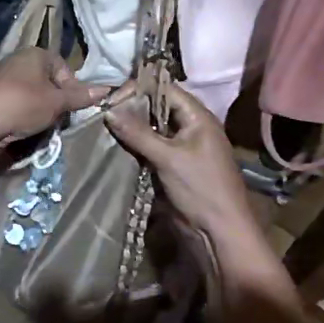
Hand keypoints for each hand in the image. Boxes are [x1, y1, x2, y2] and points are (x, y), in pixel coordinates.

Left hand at [0, 48, 108, 147]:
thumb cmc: (24, 104)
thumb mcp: (57, 102)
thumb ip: (81, 97)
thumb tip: (107, 90)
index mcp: (36, 53)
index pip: (65, 69)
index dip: (72, 89)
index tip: (72, 107)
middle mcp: (19, 59)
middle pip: (49, 82)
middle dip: (56, 101)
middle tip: (58, 119)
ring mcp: (4, 76)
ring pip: (33, 94)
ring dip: (40, 110)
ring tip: (41, 126)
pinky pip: (17, 103)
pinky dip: (23, 115)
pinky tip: (23, 128)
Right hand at [105, 80, 271, 270]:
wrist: (220, 233)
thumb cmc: (201, 188)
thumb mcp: (168, 158)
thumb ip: (137, 133)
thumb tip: (108, 109)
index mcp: (198, 117)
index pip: (165, 90)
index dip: (138, 89)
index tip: (111, 99)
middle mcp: (191, 127)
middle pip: (157, 107)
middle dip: (131, 108)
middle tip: (103, 113)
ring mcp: (182, 148)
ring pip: (152, 129)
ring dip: (131, 129)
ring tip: (104, 128)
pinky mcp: (174, 166)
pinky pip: (151, 148)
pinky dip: (135, 146)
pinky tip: (115, 147)